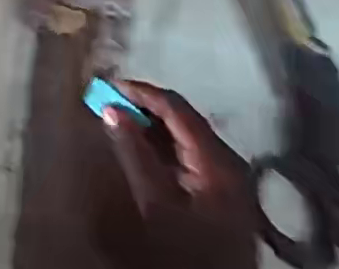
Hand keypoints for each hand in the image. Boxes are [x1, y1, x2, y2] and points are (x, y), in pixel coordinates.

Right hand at [103, 81, 258, 268]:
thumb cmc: (187, 252)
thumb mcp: (155, 203)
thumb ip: (134, 152)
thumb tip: (111, 110)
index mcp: (218, 162)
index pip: (176, 109)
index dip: (141, 92)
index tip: (107, 86)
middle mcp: (230, 164)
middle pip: (184, 119)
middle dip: (145, 107)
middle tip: (109, 101)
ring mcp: (230, 180)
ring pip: (187, 135)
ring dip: (152, 125)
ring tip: (119, 119)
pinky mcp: (224, 195)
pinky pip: (191, 154)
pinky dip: (164, 144)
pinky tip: (141, 146)